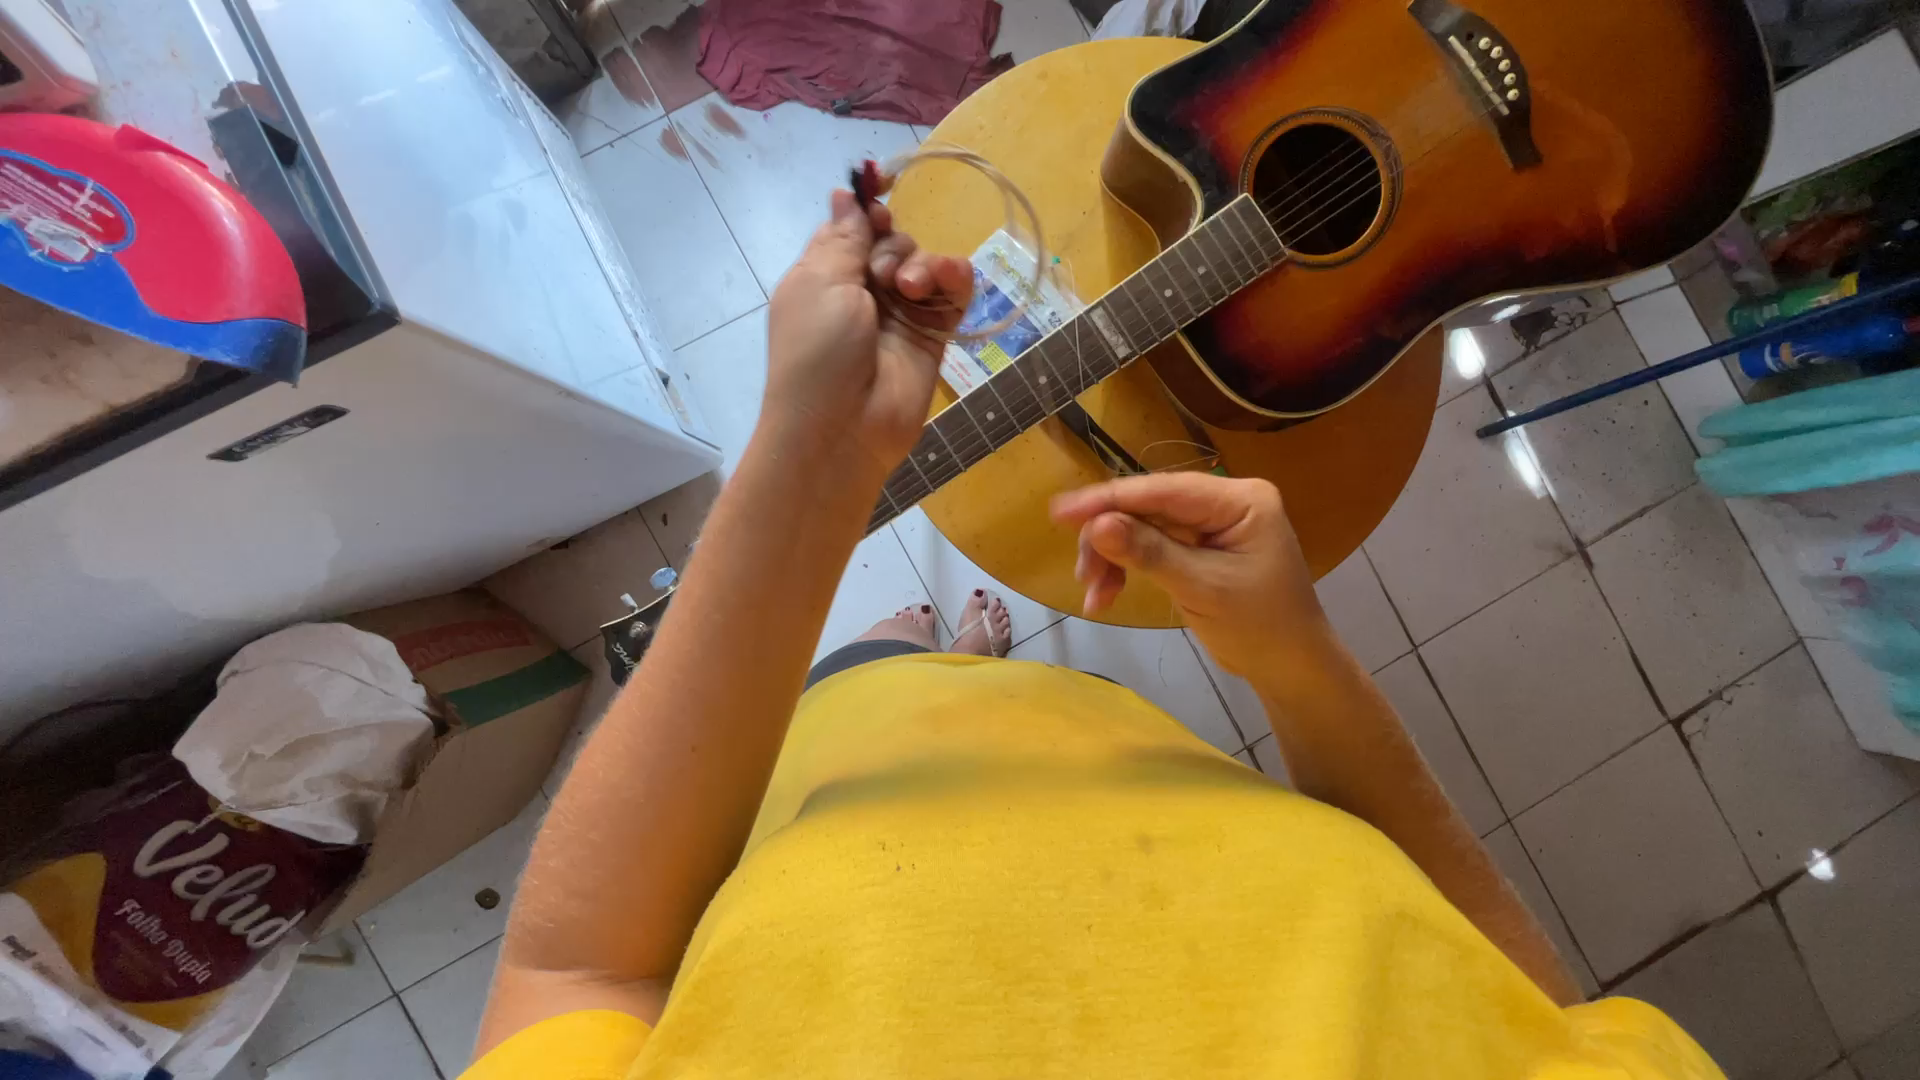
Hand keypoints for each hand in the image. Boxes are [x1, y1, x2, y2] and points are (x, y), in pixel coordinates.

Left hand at [762, 190, 971, 473]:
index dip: (867, 208)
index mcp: (826, 276)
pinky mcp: (936, 333)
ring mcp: (903, 314)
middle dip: (888, 245)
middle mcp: (865, 292)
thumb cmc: (817, 351)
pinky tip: (936, 286)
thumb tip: (844, 192)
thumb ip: (842, 236)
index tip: (879, 189)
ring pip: (925, 260)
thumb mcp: (819, 282)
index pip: (852, 228)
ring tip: (907, 289)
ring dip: (918, 262)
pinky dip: (952, 275)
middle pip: (891, 240)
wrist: (844, 426)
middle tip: (879, 275)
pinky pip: (955, 288)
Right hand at [1050, 473, 1333, 676]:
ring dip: (1111, 558)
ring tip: (1095, 595)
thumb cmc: (1260, 627)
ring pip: (1139, 526)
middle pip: (1145, 507)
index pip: (1162, 490)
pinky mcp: (1194, 545)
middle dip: (1108, 539)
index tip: (1061, 512)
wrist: (1290, 668)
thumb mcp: (1203, 588)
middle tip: (1082, 574)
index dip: (1108, 499)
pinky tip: (1106, 595)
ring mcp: (1207, 523)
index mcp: (1239, 499)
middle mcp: (1221, 501)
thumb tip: (1096, 526)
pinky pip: (1147, 546)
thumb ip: (1149, 553)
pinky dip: (1124, 569)